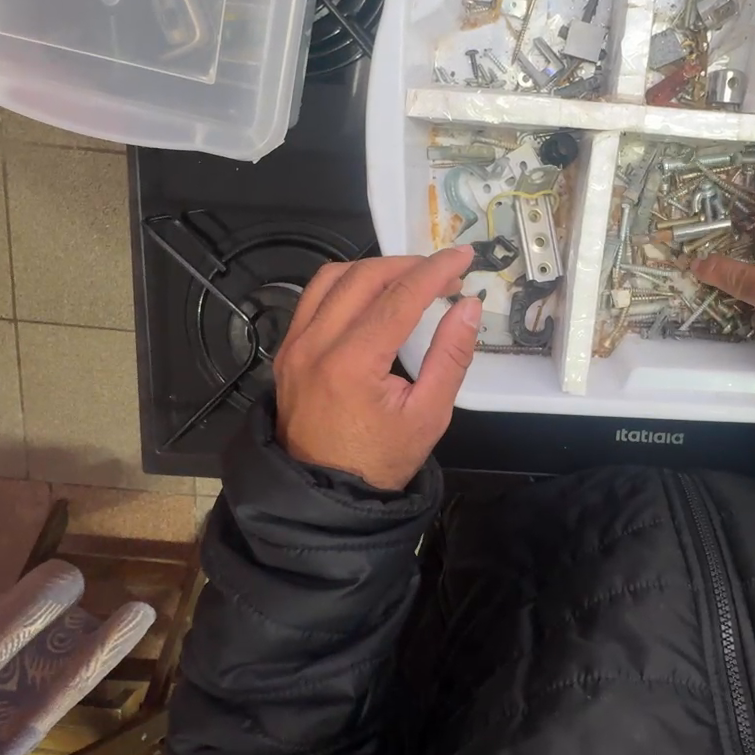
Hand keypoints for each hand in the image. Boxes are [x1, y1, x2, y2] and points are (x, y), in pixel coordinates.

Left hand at [273, 247, 480, 489]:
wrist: (325, 496)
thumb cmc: (381, 460)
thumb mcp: (430, 414)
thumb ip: (451, 356)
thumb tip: (468, 306)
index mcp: (351, 363)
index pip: (399, 297)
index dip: (435, 271)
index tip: (462, 258)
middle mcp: (314, 344)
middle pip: (363, 276)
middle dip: (408, 265)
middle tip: (443, 274)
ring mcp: (293, 346)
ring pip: (331, 278)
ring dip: (374, 269)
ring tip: (409, 279)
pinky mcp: (287, 351)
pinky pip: (314, 298)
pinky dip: (346, 285)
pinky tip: (372, 296)